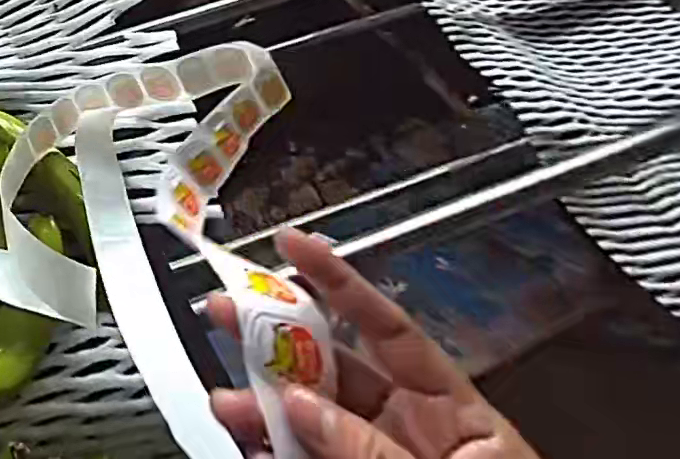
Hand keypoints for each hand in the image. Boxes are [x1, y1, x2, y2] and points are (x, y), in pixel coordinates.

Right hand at [208, 231, 539, 458]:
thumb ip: (374, 448)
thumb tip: (301, 401)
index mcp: (452, 414)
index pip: (386, 326)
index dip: (336, 279)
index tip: (292, 242)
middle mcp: (407, 427)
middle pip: (330, 365)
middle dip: (274, 337)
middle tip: (228, 311)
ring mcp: (374, 458)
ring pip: (306, 414)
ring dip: (261, 403)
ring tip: (229, 403)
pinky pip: (301, 457)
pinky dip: (271, 450)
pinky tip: (250, 444)